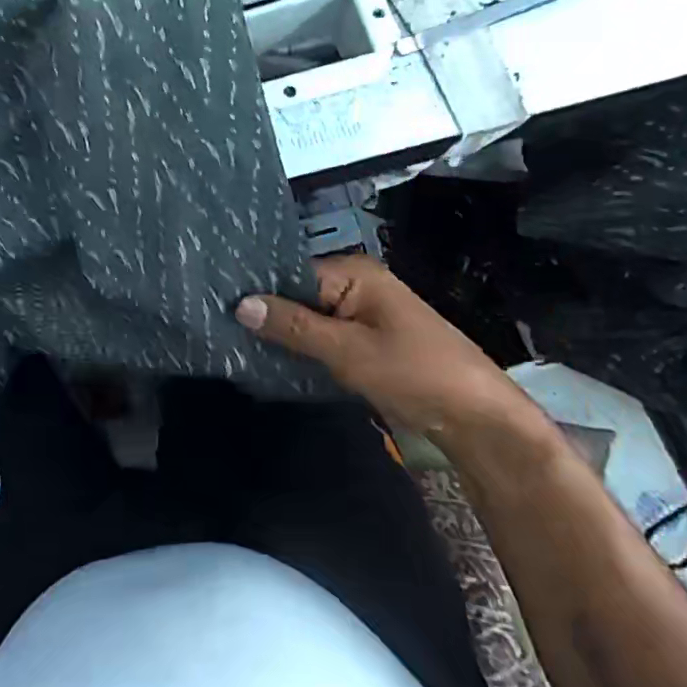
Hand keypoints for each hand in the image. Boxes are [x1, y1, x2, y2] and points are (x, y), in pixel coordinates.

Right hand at [237, 254, 548, 437]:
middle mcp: (356, 286)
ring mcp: (361, 315)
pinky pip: (324, 340)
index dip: (256, 293)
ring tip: (231, 346)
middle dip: (265, 316)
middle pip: (297, 296)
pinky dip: (302, 351)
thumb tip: (241, 303)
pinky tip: (270, 362)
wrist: (471, 413)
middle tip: (215, 331)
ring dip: (282, 336)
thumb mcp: (347, 349)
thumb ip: (294, 326)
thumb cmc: (412, 372)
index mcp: (353, 273)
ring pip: (309, 321)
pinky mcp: (365, 343)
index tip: (214, 308)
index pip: (289, 274)